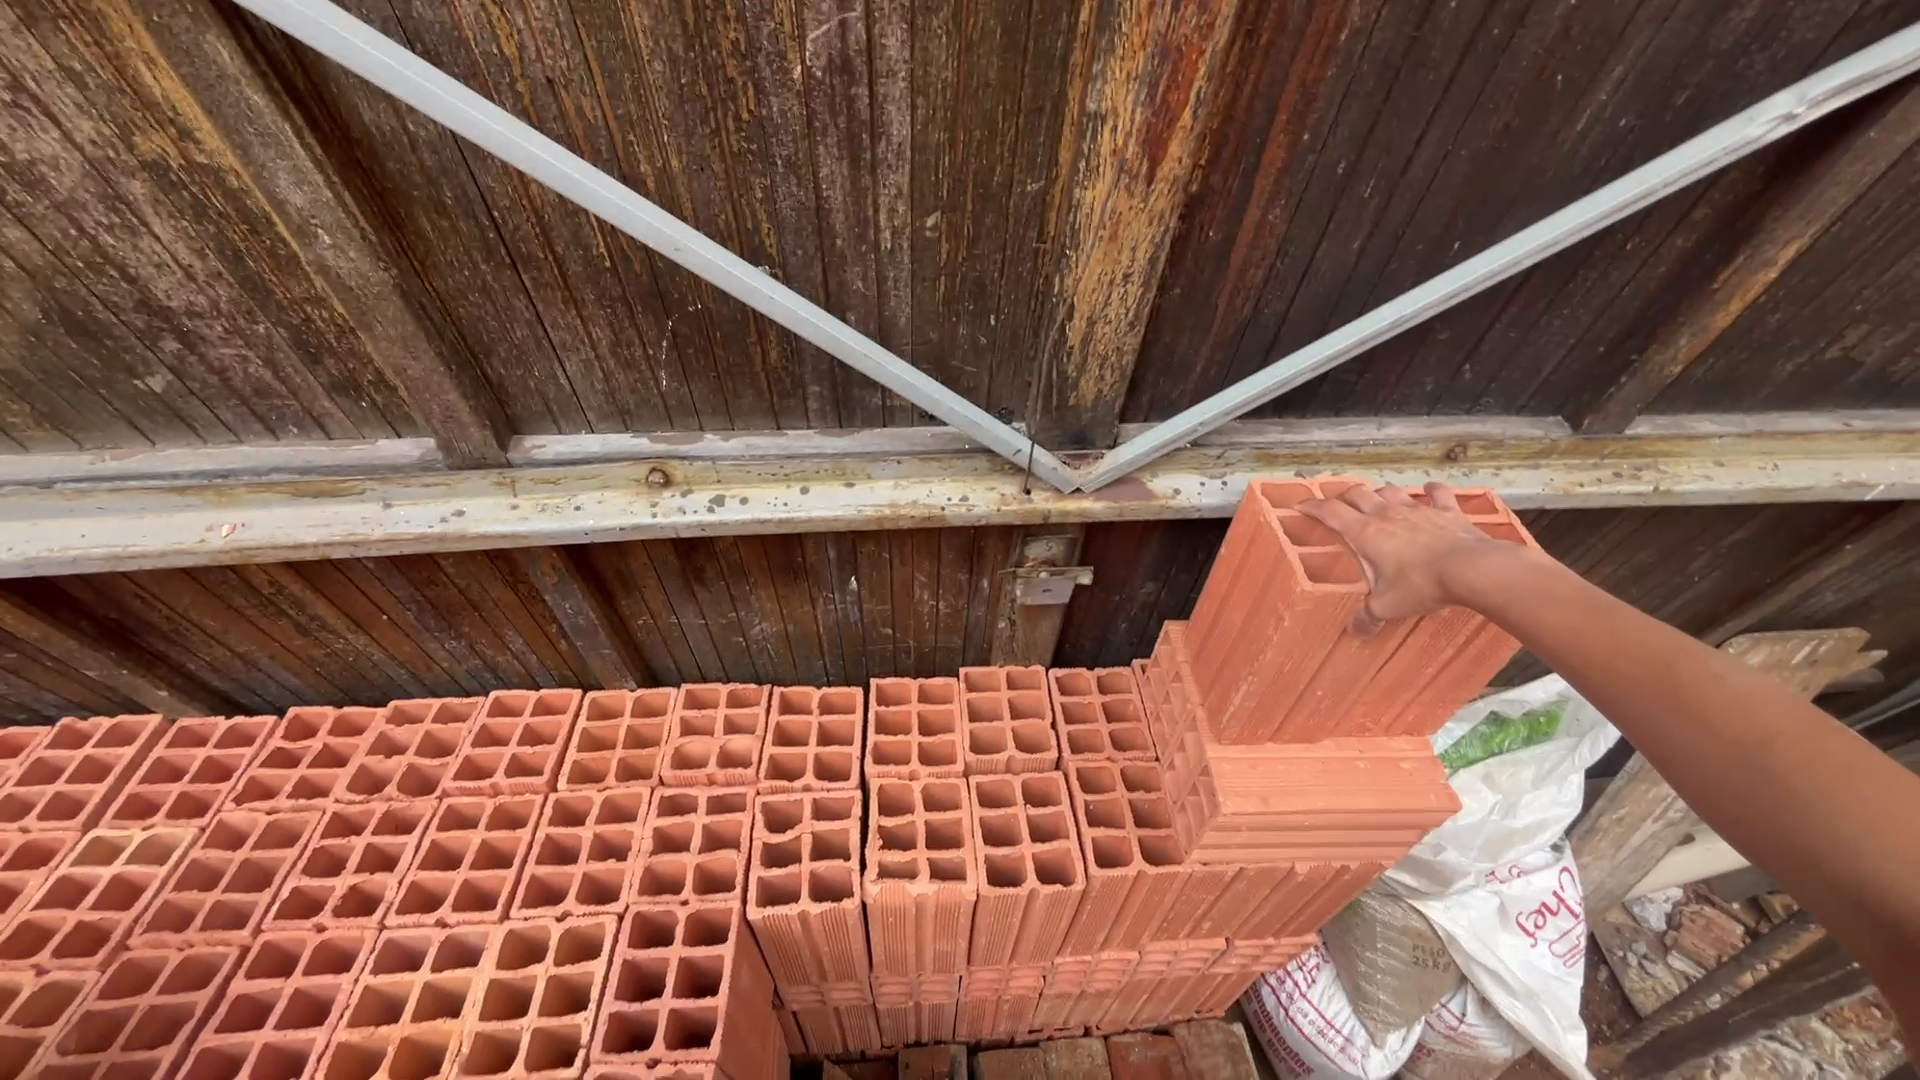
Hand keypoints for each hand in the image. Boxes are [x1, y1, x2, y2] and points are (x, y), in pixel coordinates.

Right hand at [1297, 481, 1518, 634]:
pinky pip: (1438, 493)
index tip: (1300, 505)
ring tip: (1378, 499)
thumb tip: (1355, 631)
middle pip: (1357, 493)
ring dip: (1381, 492)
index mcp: (1365, 532)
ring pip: (1391, 490)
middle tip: (1339, 505)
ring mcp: (1419, 509)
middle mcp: (1387, 514)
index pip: (1330, 512)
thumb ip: (1368, 616)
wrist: (1473, 569)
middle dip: (1344, 496)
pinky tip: (1429, 491)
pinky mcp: (1447, 512)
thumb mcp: (1387, 606)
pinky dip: (1431, 491)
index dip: (1312, 506)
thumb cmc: (1422, 584)